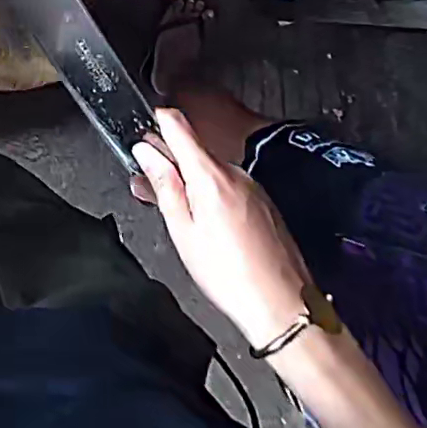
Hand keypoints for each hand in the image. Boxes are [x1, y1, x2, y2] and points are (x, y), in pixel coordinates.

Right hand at [133, 109, 314, 347]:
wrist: (282, 305)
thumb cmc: (231, 276)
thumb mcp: (182, 231)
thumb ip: (163, 184)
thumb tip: (146, 151)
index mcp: (209, 174)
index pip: (177, 123)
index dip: (156, 122)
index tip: (144, 135)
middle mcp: (233, 170)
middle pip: (193, 148)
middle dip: (169, 163)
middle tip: (150, 187)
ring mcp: (251, 183)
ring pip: (210, 169)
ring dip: (192, 182)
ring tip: (180, 217)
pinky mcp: (262, 198)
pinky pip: (229, 184)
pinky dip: (213, 194)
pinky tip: (210, 226)